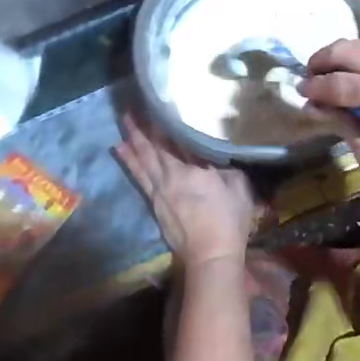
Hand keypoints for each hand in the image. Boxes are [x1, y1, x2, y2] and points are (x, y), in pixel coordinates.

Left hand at [114, 113, 255, 266]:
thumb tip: (215, 156)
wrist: (211, 255)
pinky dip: (129, 162)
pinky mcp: (155, 204)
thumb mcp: (238, 186)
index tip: (159, 104)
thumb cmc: (229, 220)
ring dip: (133, 140)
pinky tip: (121, 152)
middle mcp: (171, 176)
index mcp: (193, 169)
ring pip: (142, 160)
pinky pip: (139, 177)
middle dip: (144, 127)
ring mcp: (160, 191)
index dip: (166, 122)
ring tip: (124, 123)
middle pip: (154, 147)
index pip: (176, 139)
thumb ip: (224, 166)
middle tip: (133, 108)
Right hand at [300, 40, 359, 226]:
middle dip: (322, 61)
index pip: (341, 83)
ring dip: (341, 59)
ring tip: (323, 81)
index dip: (315, 88)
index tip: (297, 94)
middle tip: (305, 80)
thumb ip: (348, 130)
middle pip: (350, 49)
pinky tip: (353, 82)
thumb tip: (318, 108)